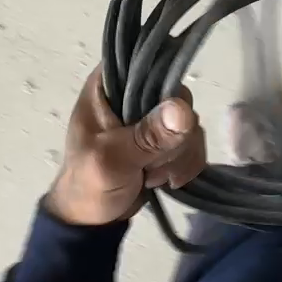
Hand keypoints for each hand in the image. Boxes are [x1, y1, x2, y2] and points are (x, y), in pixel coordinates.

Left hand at [45, 69, 206, 225]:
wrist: (92, 220)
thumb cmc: (88, 183)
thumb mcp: (113, 160)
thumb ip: (147, 136)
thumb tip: (183, 110)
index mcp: (108, 84)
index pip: (148, 61)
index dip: (164, 86)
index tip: (163, 121)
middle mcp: (132, 92)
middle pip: (176, 94)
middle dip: (174, 134)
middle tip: (154, 161)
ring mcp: (150, 115)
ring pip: (188, 120)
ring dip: (179, 154)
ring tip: (153, 176)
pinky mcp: (164, 137)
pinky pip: (192, 140)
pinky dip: (186, 162)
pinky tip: (168, 180)